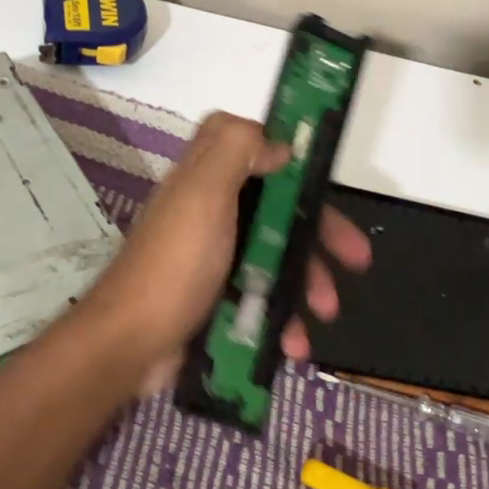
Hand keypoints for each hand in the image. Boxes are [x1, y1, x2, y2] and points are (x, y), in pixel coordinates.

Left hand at [67, 112, 371, 396]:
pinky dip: (281, 317)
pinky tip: (294, 343)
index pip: (246, 146)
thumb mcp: (203, 195)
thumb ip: (236, 151)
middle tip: (357, 258)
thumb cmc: (175, 265)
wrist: (130, 345)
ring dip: (306, 283)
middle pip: (275, 207)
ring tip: (325, 313)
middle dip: (319, 232)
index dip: (284, 153)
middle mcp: (209, 212)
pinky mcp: (213, 298)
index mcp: (206, 179)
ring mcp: (212, 258)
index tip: (318, 178)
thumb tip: (277, 143)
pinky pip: (259, 298)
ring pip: (273, 256)